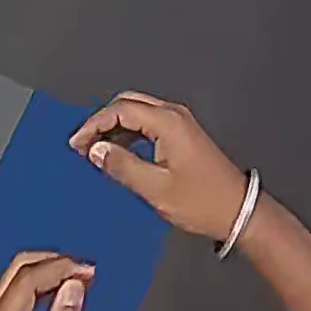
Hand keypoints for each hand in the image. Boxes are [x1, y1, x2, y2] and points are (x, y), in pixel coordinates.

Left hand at [0, 251, 92, 310]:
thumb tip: (74, 287)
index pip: (29, 276)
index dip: (63, 265)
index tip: (89, 271)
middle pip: (16, 272)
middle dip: (53, 263)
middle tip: (82, 270)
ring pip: (9, 286)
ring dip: (42, 278)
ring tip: (69, 284)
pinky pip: (6, 305)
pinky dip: (31, 296)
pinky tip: (47, 306)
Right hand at [70, 91, 248, 240]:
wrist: (235, 208)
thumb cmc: (201, 200)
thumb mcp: (155, 188)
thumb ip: (122, 166)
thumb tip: (96, 150)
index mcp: (168, 121)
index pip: (121, 109)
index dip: (94, 123)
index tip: (75, 143)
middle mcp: (173, 114)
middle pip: (129, 103)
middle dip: (102, 119)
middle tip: (81, 143)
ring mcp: (179, 121)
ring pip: (138, 111)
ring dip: (114, 125)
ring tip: (94, 149)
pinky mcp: (181, 132)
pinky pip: (148, 122)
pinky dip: (128, 131)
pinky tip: (117, 151)